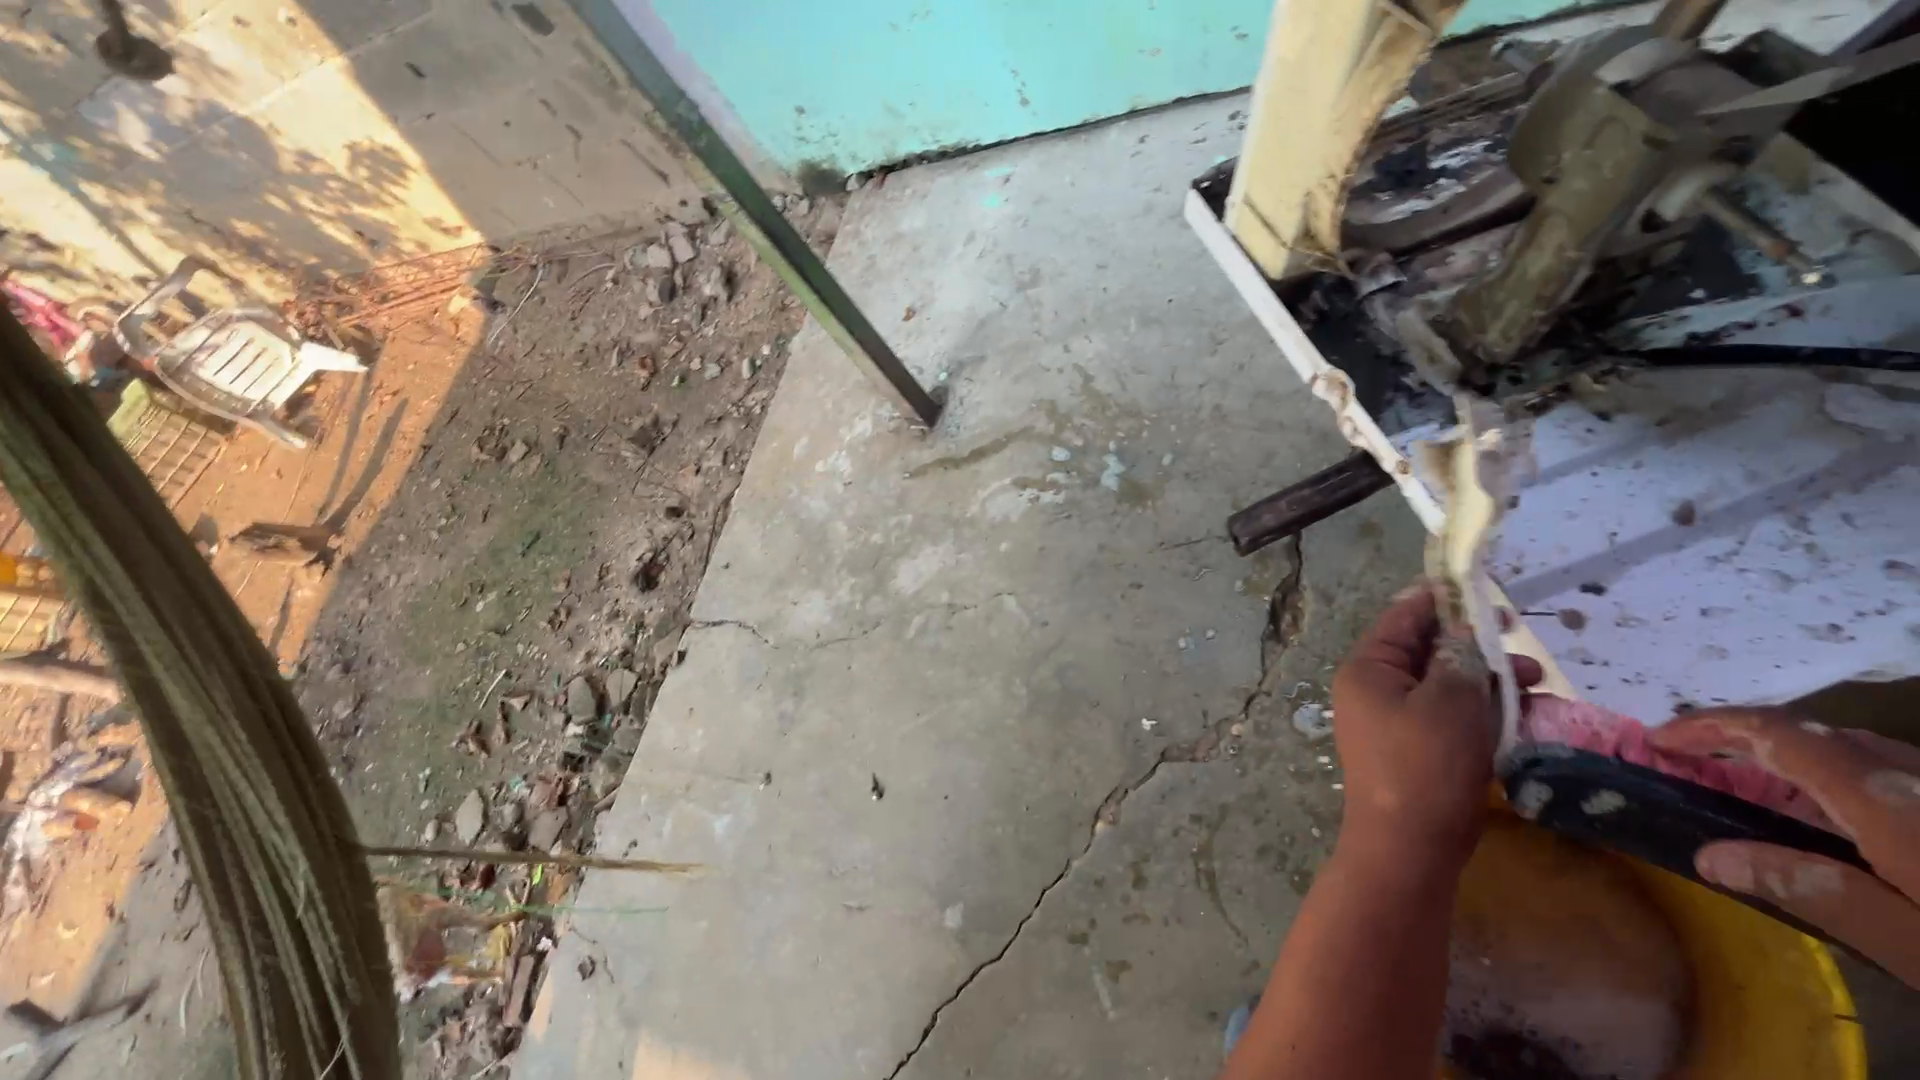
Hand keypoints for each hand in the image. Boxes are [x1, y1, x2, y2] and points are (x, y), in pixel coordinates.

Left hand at [1330, 583, 1542, 867]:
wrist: (1410, 846)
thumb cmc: (1424, 764)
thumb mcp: (1450, 700)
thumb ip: (1460, 657)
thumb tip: (1464, 631)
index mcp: (1368, 669)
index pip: (1402, 617)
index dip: (1442, 599)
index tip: (1482, 587)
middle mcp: (1375, 689)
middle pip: (1427, 649)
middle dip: (1475, 642)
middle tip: (1518, 636)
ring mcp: (1395, 720)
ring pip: (1447, 683)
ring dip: (1490, 678)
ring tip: (1536, 678)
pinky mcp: (1419, 748)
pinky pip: (1454, 715)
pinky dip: (1486, 710)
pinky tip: (1528, 712)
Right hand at [1651, 708, 1919, 986]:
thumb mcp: (1919, 947)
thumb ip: (1817, 894)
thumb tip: (1712, 856)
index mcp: (1889, 803)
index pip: (1780, 737)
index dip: (1710, 727)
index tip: (1658, 739)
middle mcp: (1919, 780)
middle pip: (1816, 735)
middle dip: (1741, 736)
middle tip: (1689, 760)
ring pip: (1857, 752)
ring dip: (1787, 756)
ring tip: (1742, 782)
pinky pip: (1889, 773)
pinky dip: (1832, 776)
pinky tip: (1826, 813)